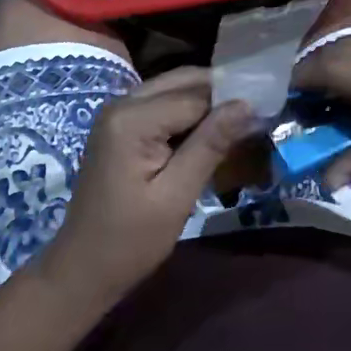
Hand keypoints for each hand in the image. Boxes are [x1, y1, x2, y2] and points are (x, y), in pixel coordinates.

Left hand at [37, 67, 251, 305]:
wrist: (83, 269)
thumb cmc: (130, 241)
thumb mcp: (177, 196)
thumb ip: (210, 145)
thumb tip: (247, 105)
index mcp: (132, 119)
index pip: (195, 95)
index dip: (232, 102)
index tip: (267, 113)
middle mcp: (122, 103)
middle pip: (183, 81)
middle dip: (221, 94)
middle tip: (258, 114)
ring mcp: (118, 113)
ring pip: (174, 89)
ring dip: (207, 102)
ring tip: (241, 123)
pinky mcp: (120, 126)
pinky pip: (162, 105)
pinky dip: (189, 114)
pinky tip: (211, 133)